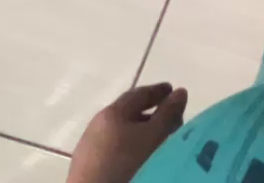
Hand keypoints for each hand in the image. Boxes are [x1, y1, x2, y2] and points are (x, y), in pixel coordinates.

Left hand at [68, 83, 188, 182]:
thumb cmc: (126, 165)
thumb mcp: (155, 136)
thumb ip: (169, 112)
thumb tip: (179, 92)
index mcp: (111, 113)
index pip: (138, 94)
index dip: (158, 91)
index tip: (173, 91)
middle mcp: (95, 127)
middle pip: (127, 114)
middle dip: (151, 114)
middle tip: (170, 120)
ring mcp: (86, 151)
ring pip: (119, 134)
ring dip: (139, 134)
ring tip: (156, 144)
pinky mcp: (84, 172)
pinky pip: (112, 152)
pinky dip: (128, 150)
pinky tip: (137, 161)